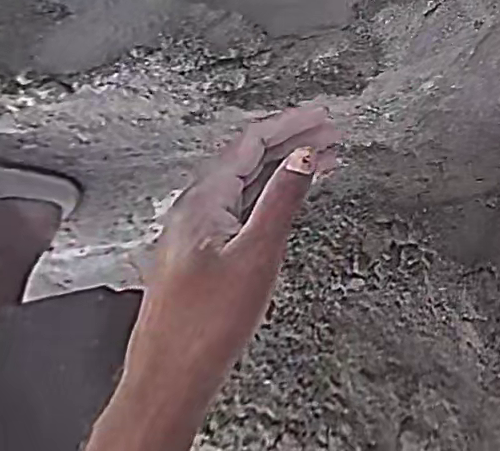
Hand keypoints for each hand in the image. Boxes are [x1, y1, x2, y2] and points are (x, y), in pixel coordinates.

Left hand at [90, 106, 338, 450]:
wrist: (169, 383)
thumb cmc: (204, 326)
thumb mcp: (257, 253)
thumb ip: (283, 198)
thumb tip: (303, 155)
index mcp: (202, 202)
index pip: (251, 142)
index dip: (290, 124)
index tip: (321, 116)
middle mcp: (195, 210)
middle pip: (249, 157)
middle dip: (293, 139)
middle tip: (330, 132)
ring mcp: (197, 230)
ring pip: (248, 180)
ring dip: (286, 163)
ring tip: (323, 157)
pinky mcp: (204, 250)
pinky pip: (244, 201)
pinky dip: (274, 188)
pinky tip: (290, 194)